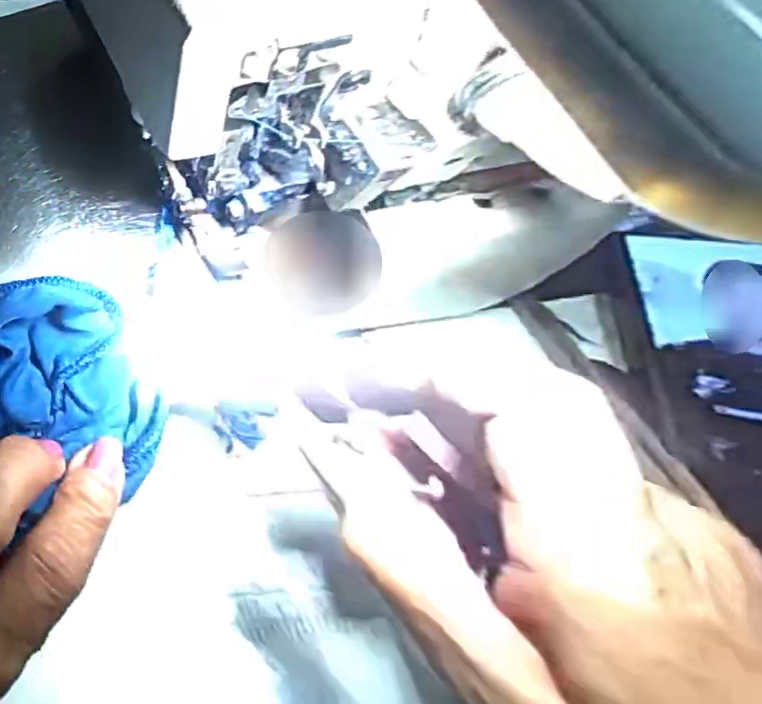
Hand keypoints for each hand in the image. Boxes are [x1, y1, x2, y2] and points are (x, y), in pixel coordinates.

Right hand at [305, 366, 761, 703]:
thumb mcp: (479, 661)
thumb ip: (397, 550)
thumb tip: (328, 456)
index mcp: (609, 557)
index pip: (525, 398)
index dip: (427, 370)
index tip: (353, 382)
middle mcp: (667, 528)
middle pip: (527, 407)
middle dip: (423, 397)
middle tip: (349, 415)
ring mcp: (694, 538)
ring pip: (547, 439)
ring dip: (456, 437)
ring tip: (392, 466)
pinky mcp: (703, 554)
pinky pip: (577, 478)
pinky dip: (502, 474)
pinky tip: (468, 517)